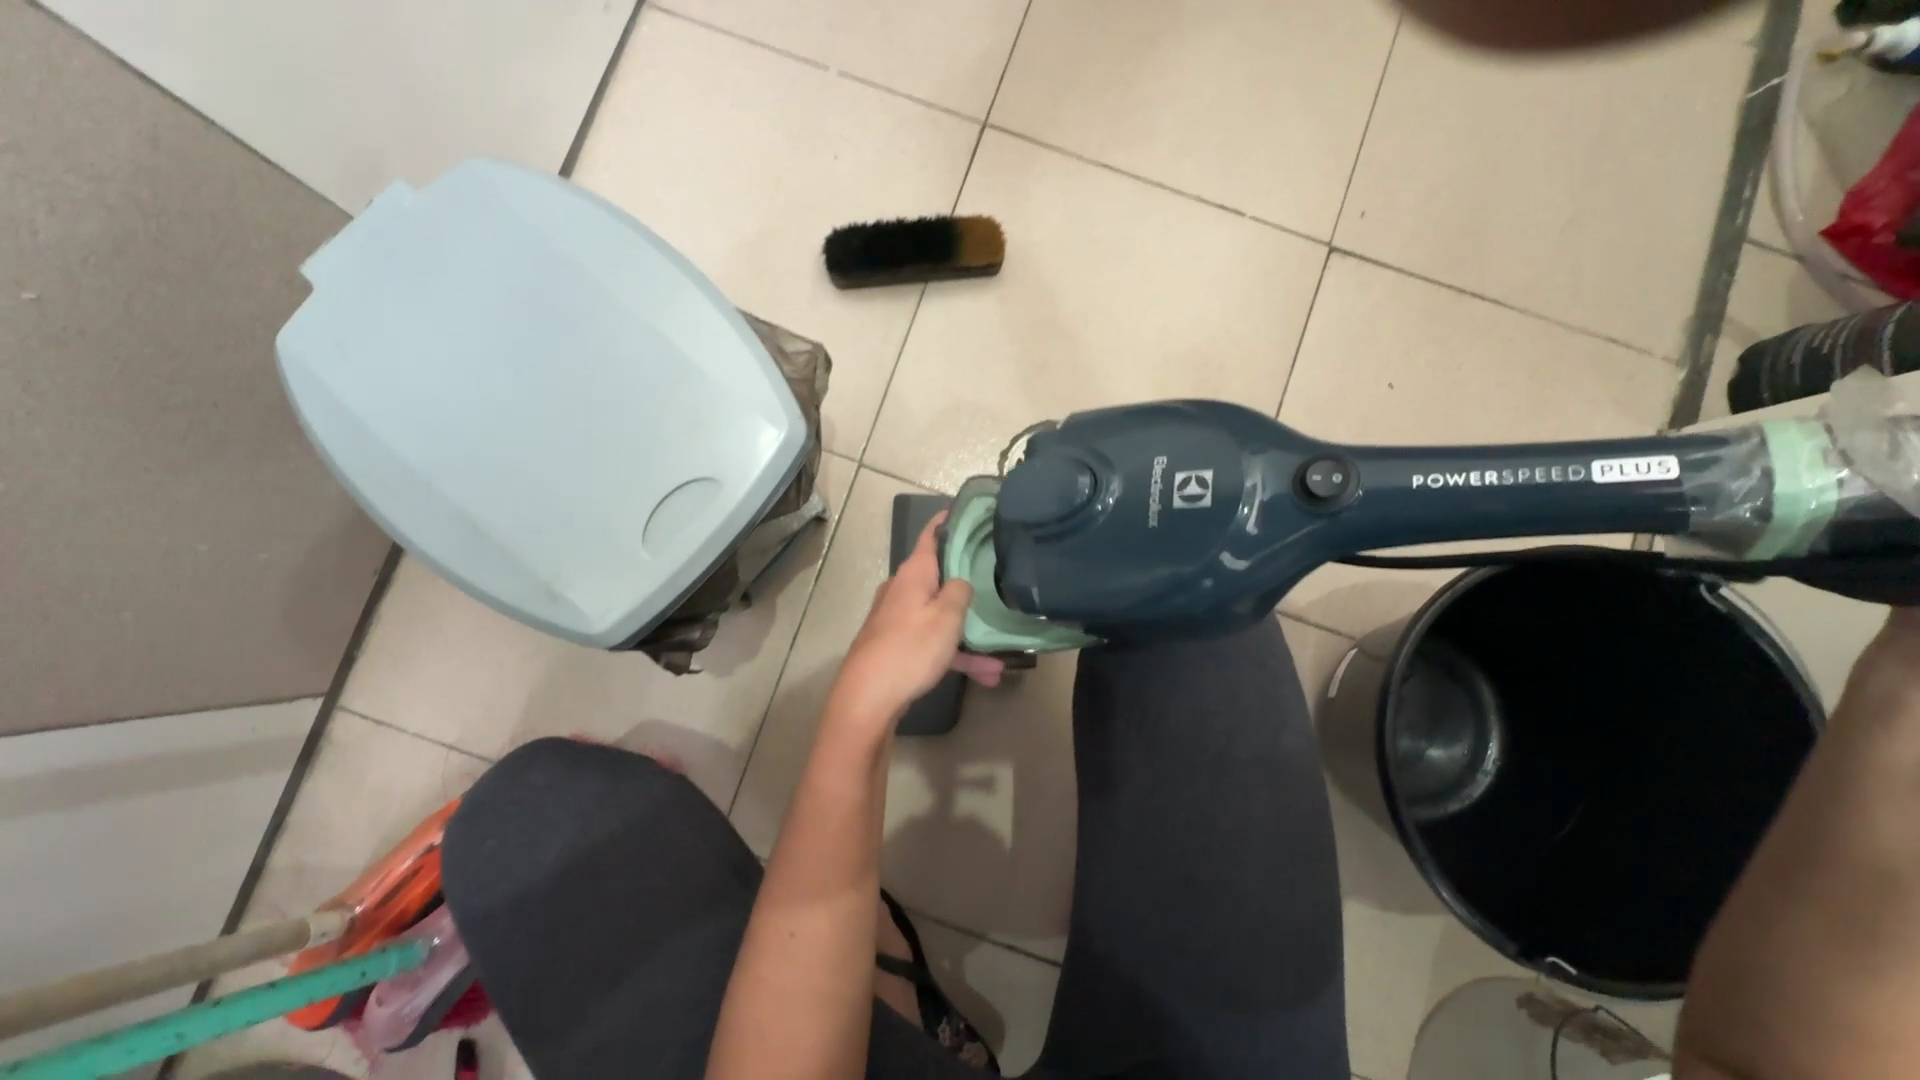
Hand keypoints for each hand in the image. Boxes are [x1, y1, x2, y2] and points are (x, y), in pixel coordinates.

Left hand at [827, 516, 1001, 733]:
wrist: (867, 698)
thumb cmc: (910, 648)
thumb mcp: (946, 616)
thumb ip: (960, 591)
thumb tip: (961, 580)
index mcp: (913, 574)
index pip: (931, 535)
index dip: (949, 521)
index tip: (970, 512)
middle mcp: (902, 590)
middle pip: (939, 577)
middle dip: (969, 584)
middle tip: (998, 580)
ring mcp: (898, 619)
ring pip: (941, 617)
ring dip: (970, 634)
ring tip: (1001, 656)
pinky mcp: (897, 646)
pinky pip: (934, 643)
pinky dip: (956, 655)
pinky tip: (985, 676)